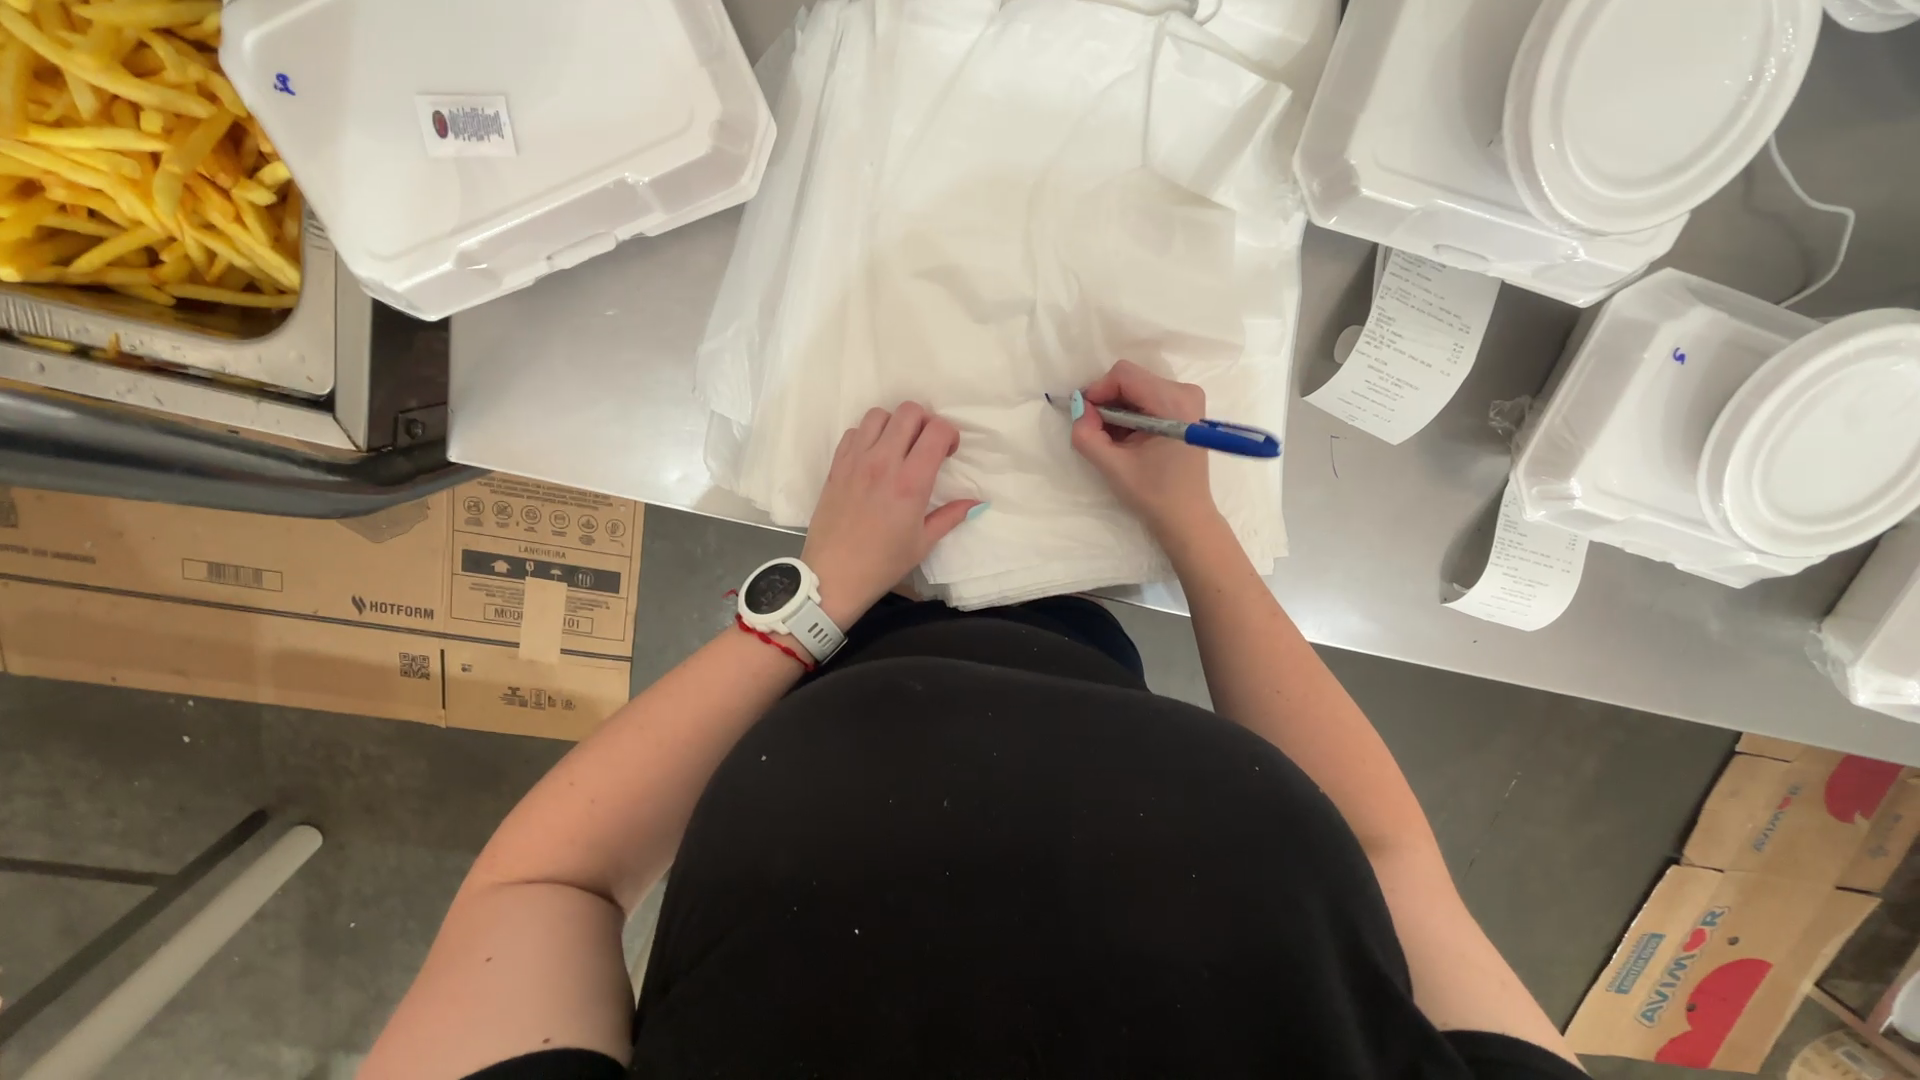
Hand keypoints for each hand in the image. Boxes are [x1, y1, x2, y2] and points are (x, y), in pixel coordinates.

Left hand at [803, 403, 980, 624]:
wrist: (832, 577)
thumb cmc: (882, 564)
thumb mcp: (923, 543)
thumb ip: (951, 516)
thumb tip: (978, 502)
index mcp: (910, 483)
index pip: (935, 431)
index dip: (949, 433)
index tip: (948, 452)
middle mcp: (883, 463)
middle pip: (908, 412)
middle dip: (925, 422)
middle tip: (926, 445)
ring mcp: (856, 461)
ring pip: (878, 414)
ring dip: (895, 424)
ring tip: (899, 447)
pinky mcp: (836, 466)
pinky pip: (854, 432)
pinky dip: (868, 435)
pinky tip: (874, 457)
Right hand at [1070, 359, 1221, 538]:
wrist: (1186, 516)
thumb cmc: (1154, 494)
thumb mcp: (1113, 467)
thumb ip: (1087, 435)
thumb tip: (1078, 409)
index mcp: (1173, 403)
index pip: (1124, 374)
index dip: (1098, 391)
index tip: (1087, 419)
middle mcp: (1185, 392)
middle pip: (1130, 379)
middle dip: (1107, 403)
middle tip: (1099, 434)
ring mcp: (1187, 399)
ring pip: (1135, 387)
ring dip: (1117, 410)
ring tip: (1115, 442)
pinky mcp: (1183, 408)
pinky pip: (1146, 397)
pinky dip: (1129, 414)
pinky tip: (1128, 440)